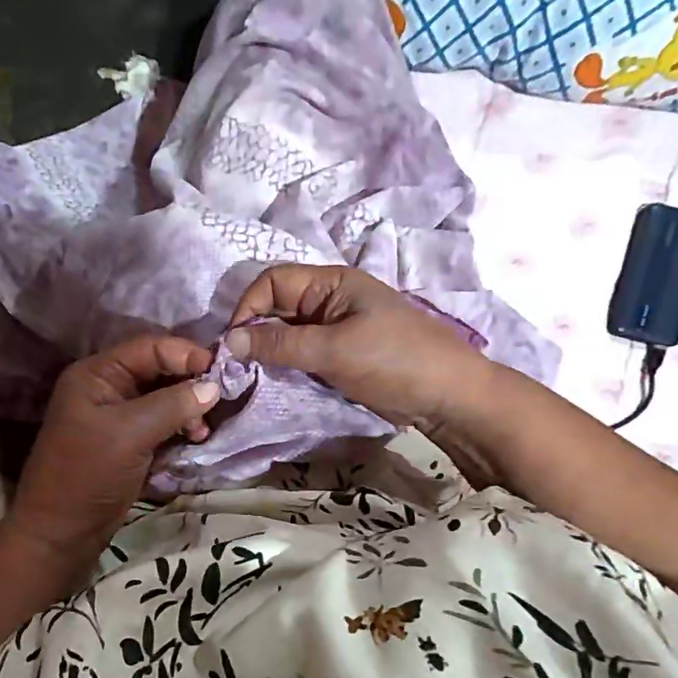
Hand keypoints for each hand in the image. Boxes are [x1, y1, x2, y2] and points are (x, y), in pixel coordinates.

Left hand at [4, 335, 221, 563]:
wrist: (61, 532)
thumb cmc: (87, 474)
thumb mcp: (130, 434)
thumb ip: (172, 405)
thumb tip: (214, 386)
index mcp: (96, 374)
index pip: (149, 347)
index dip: (186, 353)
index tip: (222, 371)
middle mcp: (107, 388)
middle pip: (159, 369)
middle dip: (190, 383)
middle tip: (219, 401)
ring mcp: (118, 416)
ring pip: (164, 398)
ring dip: (188, 409)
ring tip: (201, 431)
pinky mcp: (129, 441)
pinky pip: (162, 423)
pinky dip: (181, 428)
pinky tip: (195, 440)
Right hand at [227, 265, 484, 431]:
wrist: (448, 397)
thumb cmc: (394, 361)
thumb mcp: (333, 351)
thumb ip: (279, 345)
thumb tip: (229, 341)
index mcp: (331, 282)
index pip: (272, 281)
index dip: (248, 307)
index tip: (234, 343)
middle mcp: (329, 299)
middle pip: (276, 305)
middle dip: (254, 330)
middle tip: (236, 364)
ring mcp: (334, 327)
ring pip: (286, 332)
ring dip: (267, 350)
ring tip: (250, 374)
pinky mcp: (339, 354)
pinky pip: (301, 352)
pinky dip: (285, 363)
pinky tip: (273, 380)